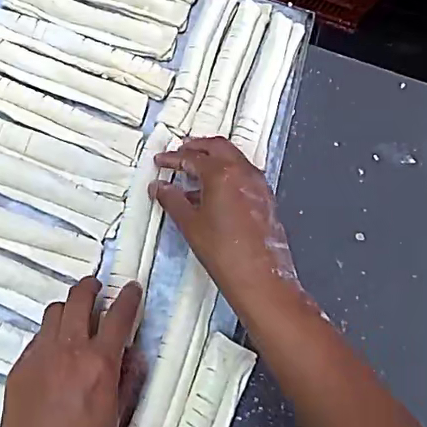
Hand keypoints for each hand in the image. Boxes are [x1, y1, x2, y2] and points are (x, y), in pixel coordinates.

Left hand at [0, 278, 142, 426]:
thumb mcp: (117, 419)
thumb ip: (128, 380)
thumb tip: (134, 355)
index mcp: (99, 363)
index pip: (118, 316)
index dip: (129, 298)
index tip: (132, 289)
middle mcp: (68, 351)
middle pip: (79, 299)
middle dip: (90, 287)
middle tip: (97, 287)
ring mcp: (39, 357)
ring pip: (54, 313)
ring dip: (68, 309)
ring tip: (74, 318)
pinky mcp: (19, 369)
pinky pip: (37, 339)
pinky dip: (49, 337)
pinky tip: (54, 354)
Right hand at [150, 137, 301, 305]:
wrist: (261, 279)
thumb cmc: (229, 255)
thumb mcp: (190, 225)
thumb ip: (172, 200)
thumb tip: (161, 188)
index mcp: (222, 174)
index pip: (192, 157)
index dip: (173, 158)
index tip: (163, 161)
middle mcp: (244, 173)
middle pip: (217, 147)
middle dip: (196, 148)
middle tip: (180, 153)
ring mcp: (258, 184)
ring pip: (233, 157)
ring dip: (213, 158)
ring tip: (194, 171)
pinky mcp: (266, 198)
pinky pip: (243, 174)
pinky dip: (227, 173)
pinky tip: (214, 191)